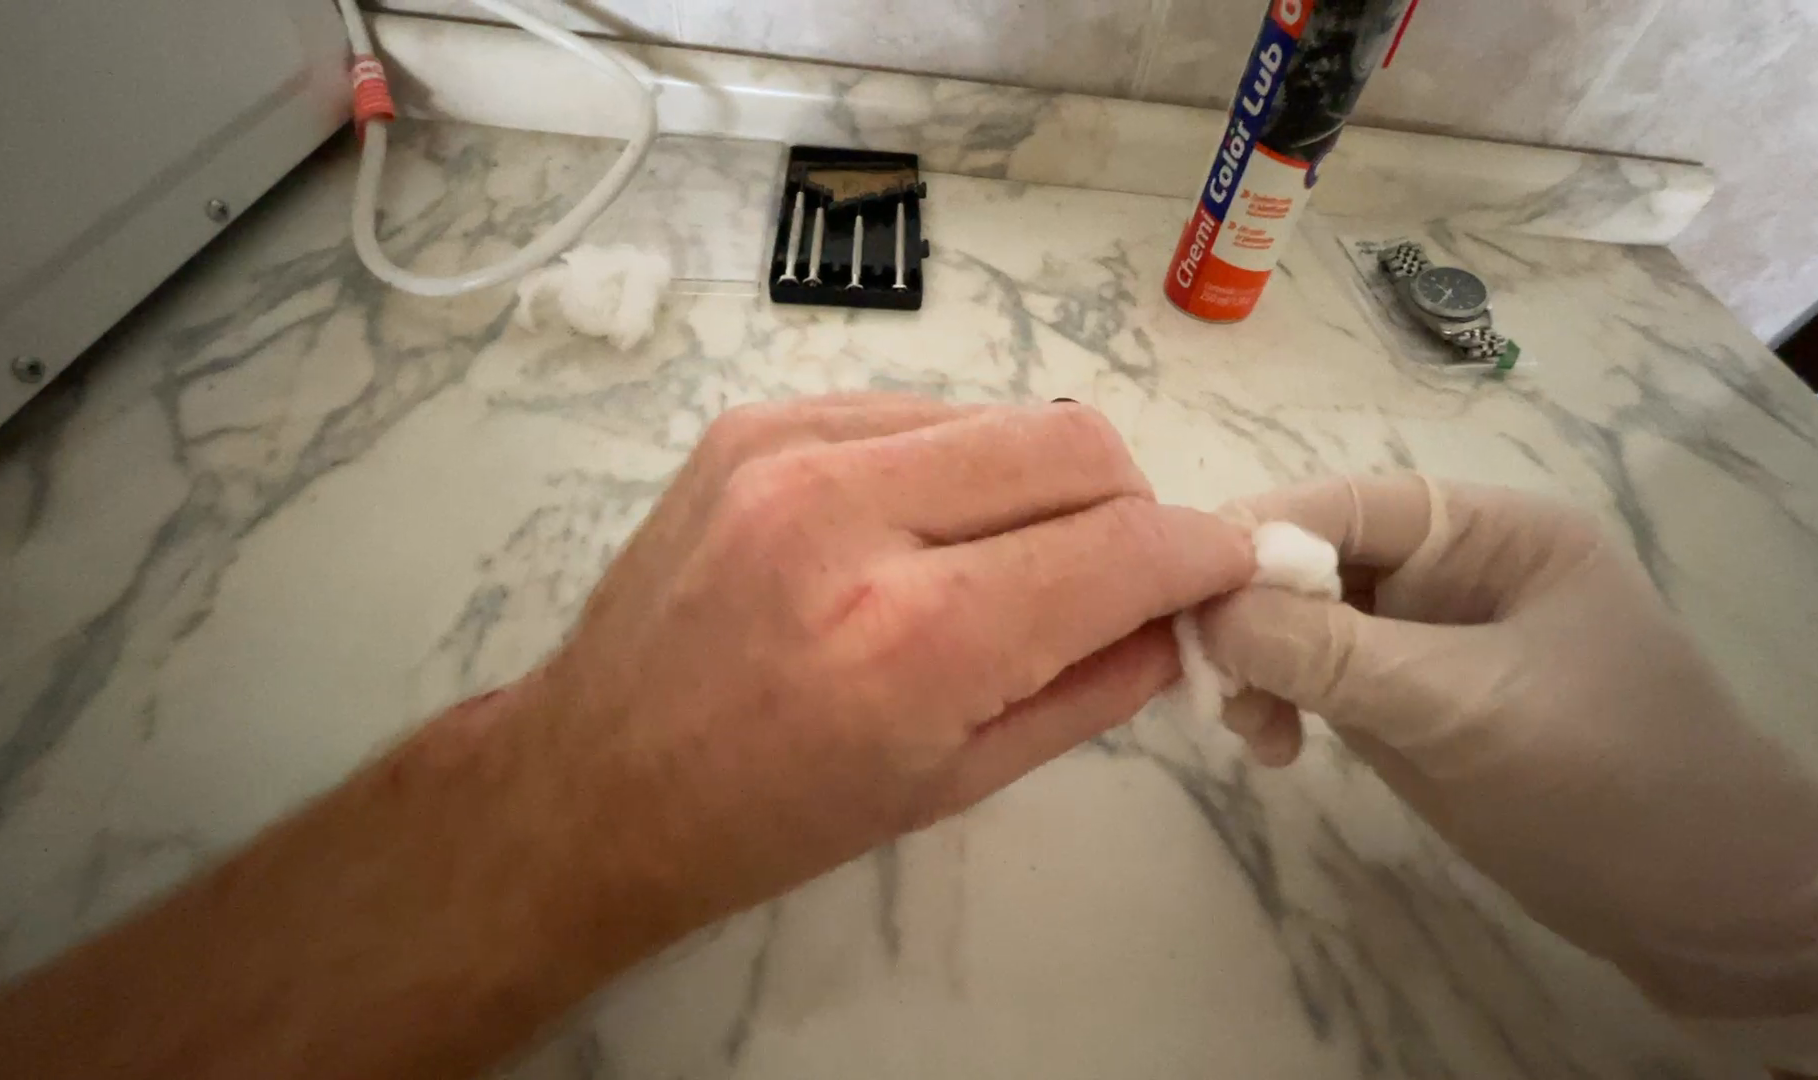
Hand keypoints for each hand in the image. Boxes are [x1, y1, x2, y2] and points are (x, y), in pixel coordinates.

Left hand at [0, 394, 1252, 1079]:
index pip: (1122, 549)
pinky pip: (916, 414)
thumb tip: (1176, 615)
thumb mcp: (956, 780)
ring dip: (1039, 482)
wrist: (596, 779)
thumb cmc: (777, 812)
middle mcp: (851, 513)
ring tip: (1005, 552)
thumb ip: (1092, 685)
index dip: (1199, 552)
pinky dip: (957, 463)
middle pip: (1074, 443)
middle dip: (1128, 504)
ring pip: (1000, 416)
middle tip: (1114, 565)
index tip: (1221, 564)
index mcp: (913, 638)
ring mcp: (790, 446)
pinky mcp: (755, 421)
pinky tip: (923, 524)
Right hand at [1196, 474, 1817, 1065]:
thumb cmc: (1613, 783)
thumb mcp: (1464, 709)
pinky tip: (1270, 745)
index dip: (1255, 538)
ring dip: (1248, 666)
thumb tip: (1206, 613)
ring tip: (1244, 728)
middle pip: (1297, 560)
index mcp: (1477, 530)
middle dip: (1243, 617)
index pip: (1339, 506)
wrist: (1698, 911)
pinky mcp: (1379, 684)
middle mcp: (1431, 564)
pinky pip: (1294, 668)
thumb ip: (1330, 654)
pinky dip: (1265, 698)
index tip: (1185, 597)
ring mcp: (1401, 627)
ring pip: (1283, 618)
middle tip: (1205, 680)